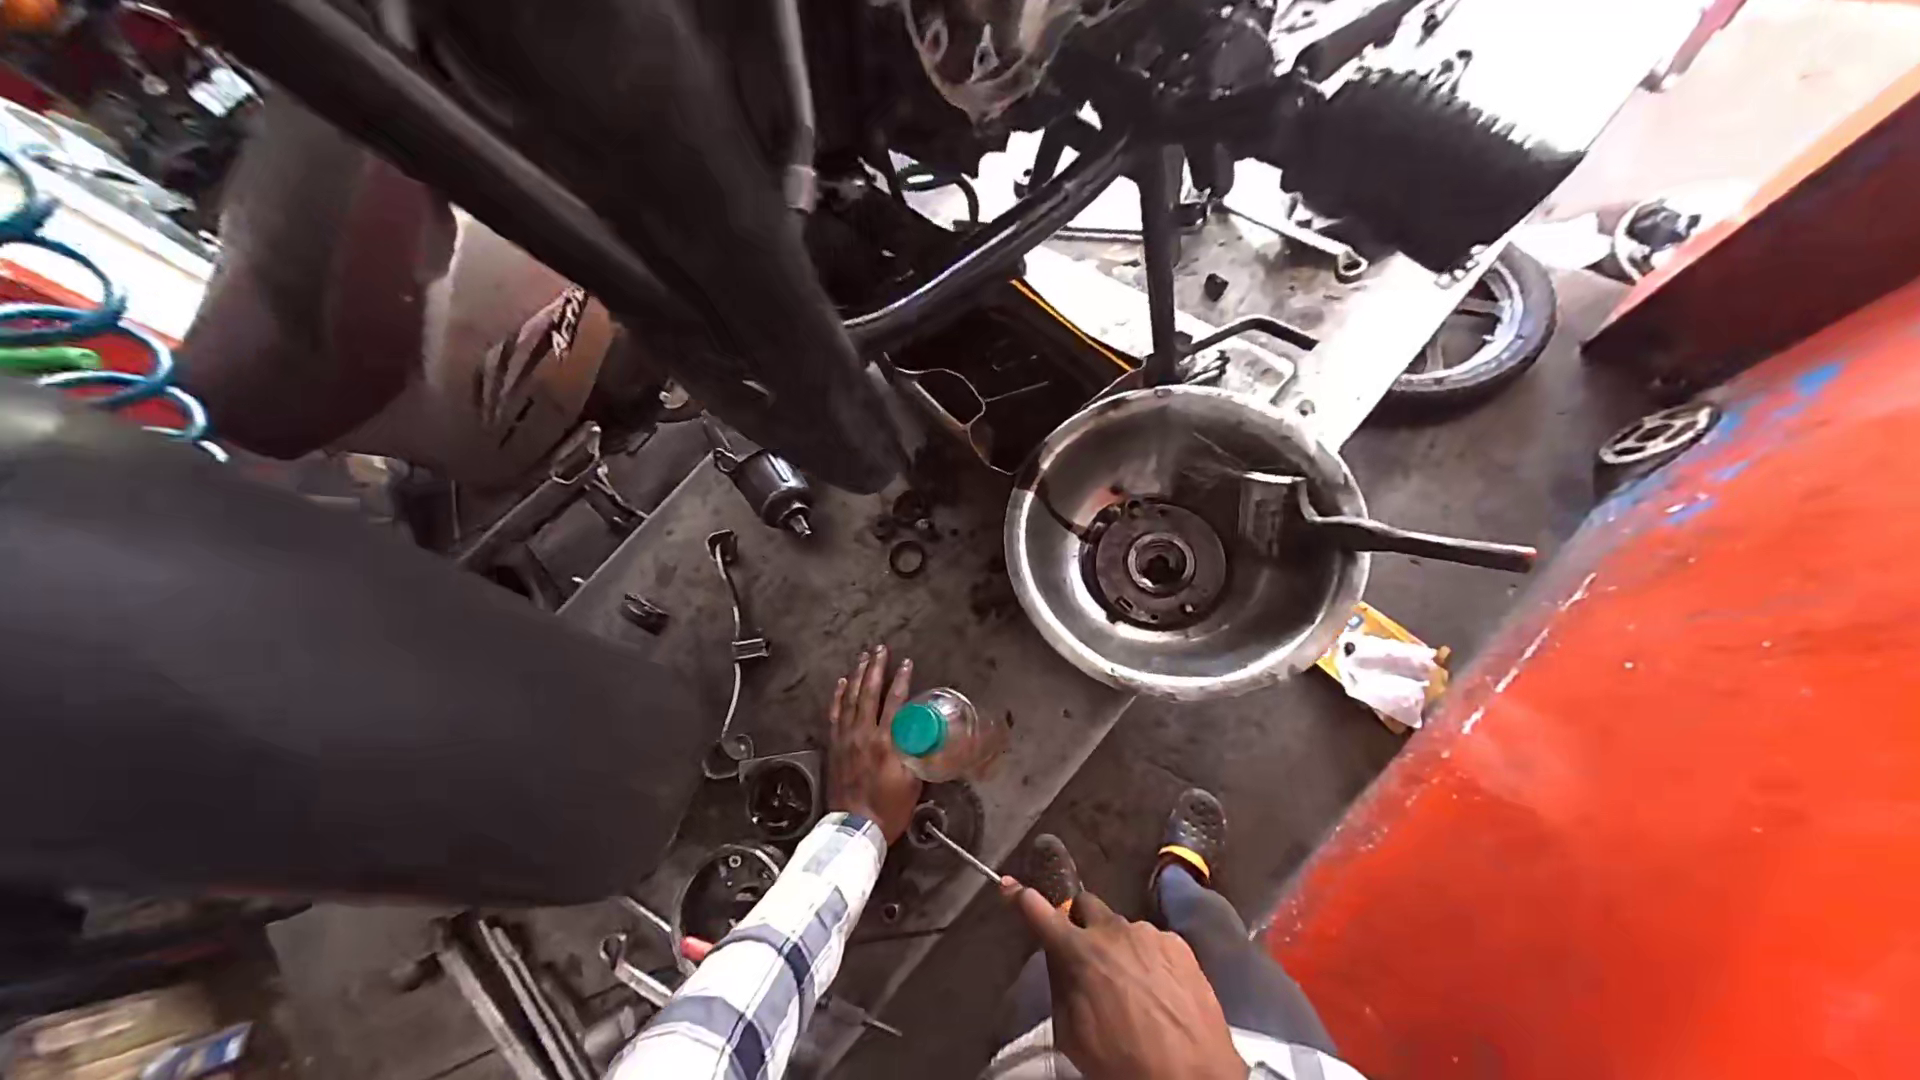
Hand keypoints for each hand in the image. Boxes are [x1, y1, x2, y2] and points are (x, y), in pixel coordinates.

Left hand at [827, 644, 921, 843]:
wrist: (856, 828)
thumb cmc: (889, 808)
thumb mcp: (914, 782)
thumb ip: (921, 754)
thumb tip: (931, 735)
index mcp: (886, 742)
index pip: (894, 702)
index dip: (901, 680)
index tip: (906, 663)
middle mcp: (863, 735)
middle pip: (869, 693)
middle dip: (876, 668)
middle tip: (880, 649)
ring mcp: (845, 739)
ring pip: (851, 699)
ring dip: (858, 676)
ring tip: (864, 658)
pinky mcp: (835, 746)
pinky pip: (835, 714)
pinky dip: (838, 696)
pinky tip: (842, 683)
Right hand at [1003, 884, 1244, 1079]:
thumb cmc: (1125, 1065)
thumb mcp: (1074, 1037)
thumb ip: (1061, 988)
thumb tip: (1058, 959)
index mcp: (1080, 953)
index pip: (1040, 914)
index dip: (1020, 898)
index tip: (1007, 885)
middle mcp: (1113, 931)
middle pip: (1086, 905)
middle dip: (1080, 922)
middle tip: (1087, 954)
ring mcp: (1149, 934)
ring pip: (1122, 927)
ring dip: (1118, 946)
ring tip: (1132, 987)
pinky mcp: (1179, 945)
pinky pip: (1153, 941)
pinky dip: (1148, 959)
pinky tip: (1158, 990)